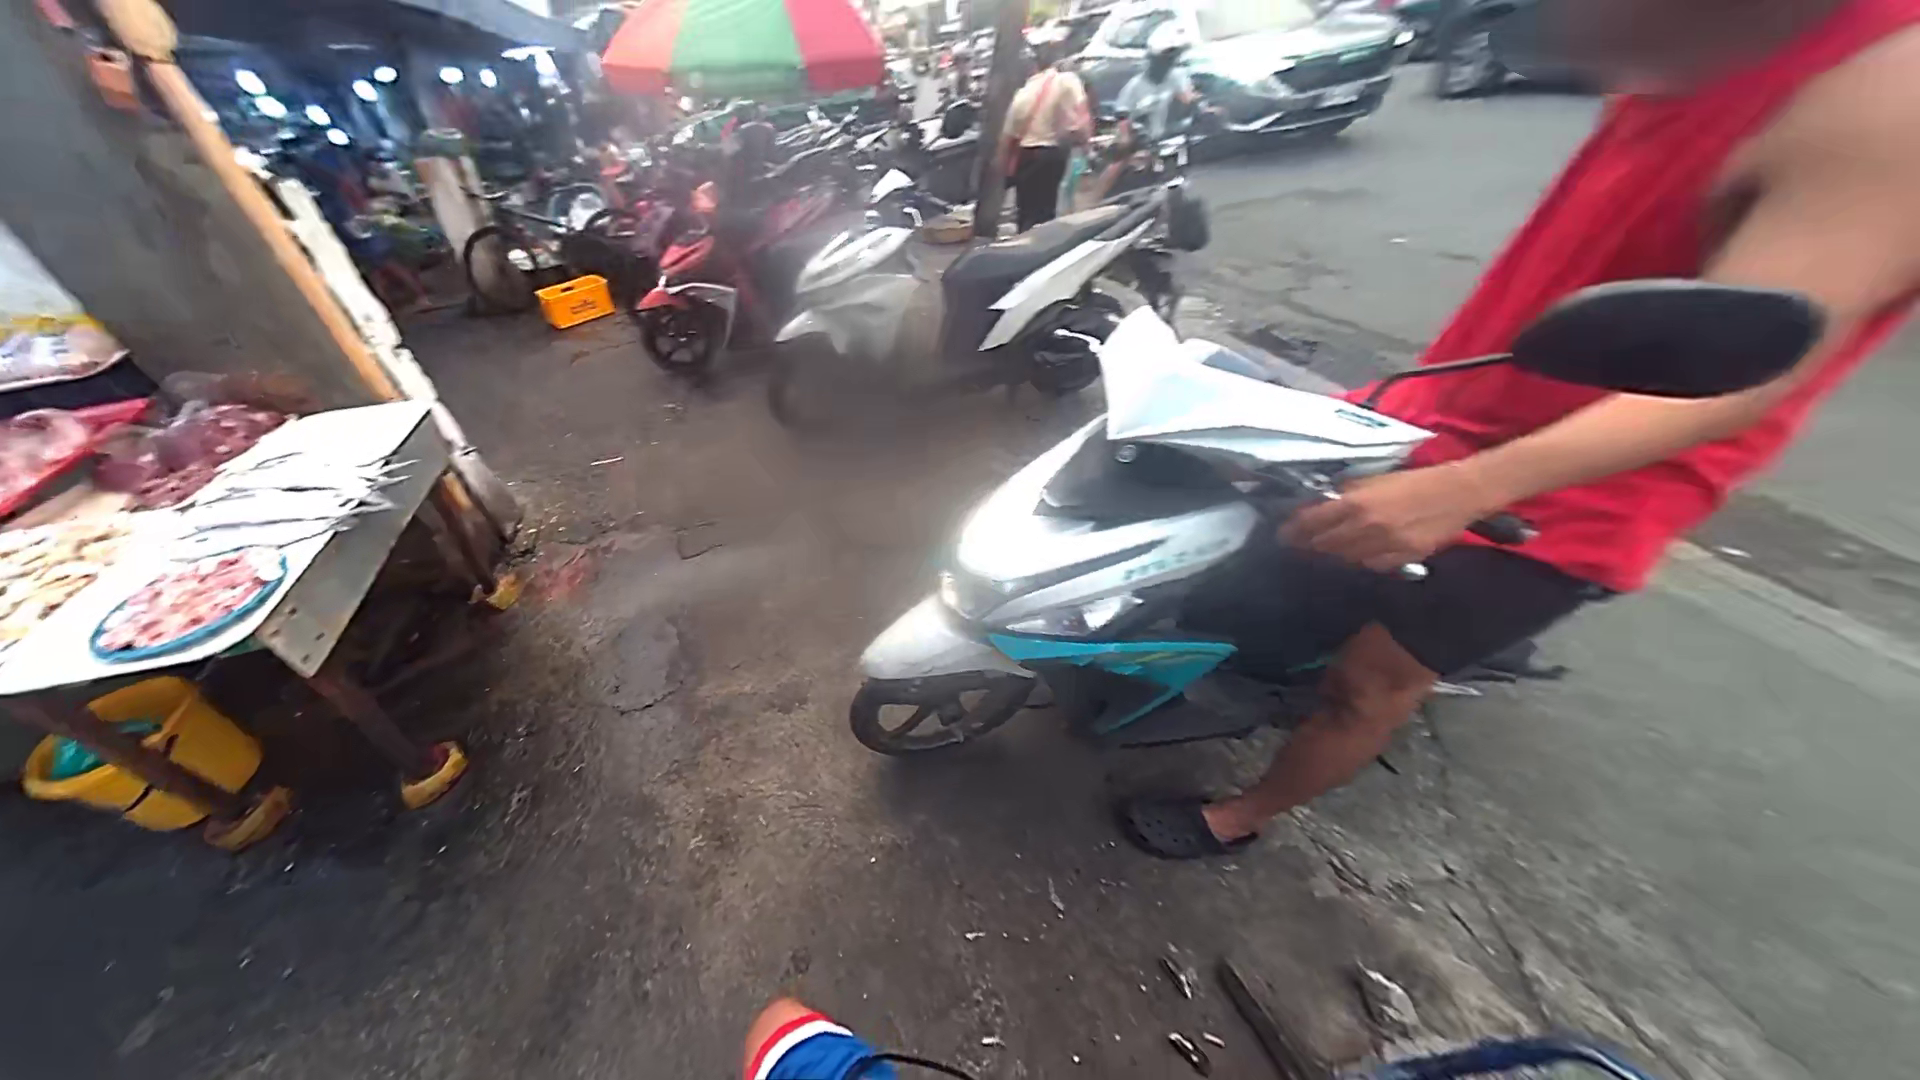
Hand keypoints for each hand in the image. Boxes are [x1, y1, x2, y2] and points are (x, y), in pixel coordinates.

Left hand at [1281, 464, 1503, 571]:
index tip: (1282, 535)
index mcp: (1355, 504)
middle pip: (1323, 545)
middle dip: (1308, 546)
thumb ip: (1341, 496)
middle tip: (1298, 546)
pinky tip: (1354, 556)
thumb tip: (1314, 507)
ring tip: (1322, 552)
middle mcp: (1366, 526)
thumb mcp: (1370, 481)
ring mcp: (1386, 545)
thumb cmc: (1412, 482)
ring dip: (1330, 555)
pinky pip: (1370, 565)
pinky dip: (1358, 561)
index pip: (1311, 523)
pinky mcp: (1404, 557)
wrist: (1461, 491)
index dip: (1293, 531)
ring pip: (1344, 558)